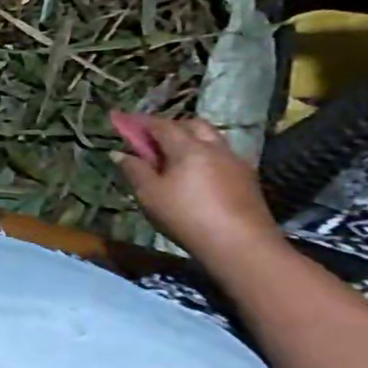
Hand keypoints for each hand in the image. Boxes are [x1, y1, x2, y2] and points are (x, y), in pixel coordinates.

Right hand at [110, 111, 280, 255]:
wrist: (243, 246)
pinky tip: (201, 177)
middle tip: (154, 140)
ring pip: (212, 139)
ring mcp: (235, 162)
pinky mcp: (248, 180)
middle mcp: (214, 147)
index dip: (141, 122)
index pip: (161, 125)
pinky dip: (207, 158)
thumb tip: (119, 153)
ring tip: (178, 158)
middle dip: (171, 126)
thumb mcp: (151, 196)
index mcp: (187, 147)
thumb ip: (135, 171)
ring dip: (193, 140)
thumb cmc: (188, 218)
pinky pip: (223, 157)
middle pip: (191, 125)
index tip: (124, 120)